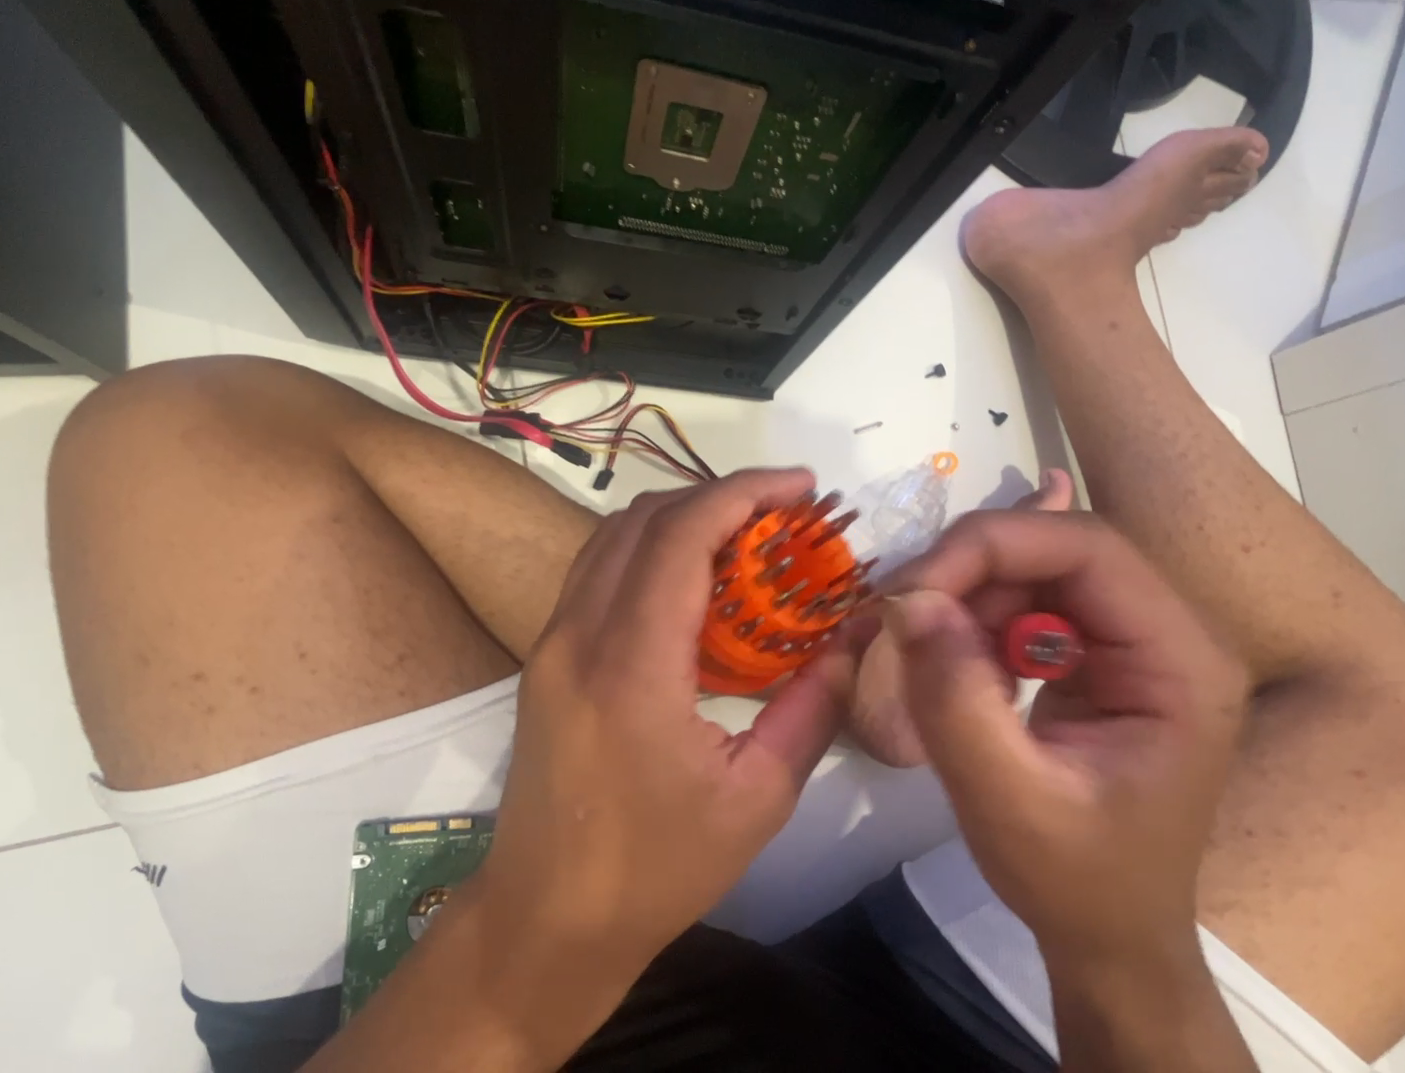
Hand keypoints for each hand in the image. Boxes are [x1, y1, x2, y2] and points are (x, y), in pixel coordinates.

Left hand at [475, 467, 841, 961]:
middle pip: (644, 519)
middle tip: (785, 514)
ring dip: (681, 518)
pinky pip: (598, 572)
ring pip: (613, 538)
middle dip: (720, 496)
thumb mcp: (759, 796)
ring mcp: (552, 643)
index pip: (682, 535)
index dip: (745, 492)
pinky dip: (650, 551)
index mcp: (631, 665)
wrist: (547, 918)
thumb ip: (815, 704)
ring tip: (747, 538)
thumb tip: (858, 634)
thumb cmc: (658, 868)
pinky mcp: (546, 658)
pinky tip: (697, 582)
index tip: (802, 486)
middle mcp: (578, 635)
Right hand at [878, 510, 1248, 964]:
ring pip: (1039, 572)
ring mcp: (1138, 644)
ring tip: (924, 651)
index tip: (911, 589)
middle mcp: (1171, 635)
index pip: (1089, 549)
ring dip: (969, 597)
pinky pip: (1032, 607)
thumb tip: (907, 601)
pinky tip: (957, 668)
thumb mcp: (1006, 801)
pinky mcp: (1102, 659)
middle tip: (902, 614)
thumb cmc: (1077, 882)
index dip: (993, 546)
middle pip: (1062, 550)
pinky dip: (979, 623)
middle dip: (972, 571)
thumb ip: (956, 699)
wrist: (1112, 935)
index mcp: (1182, 662)